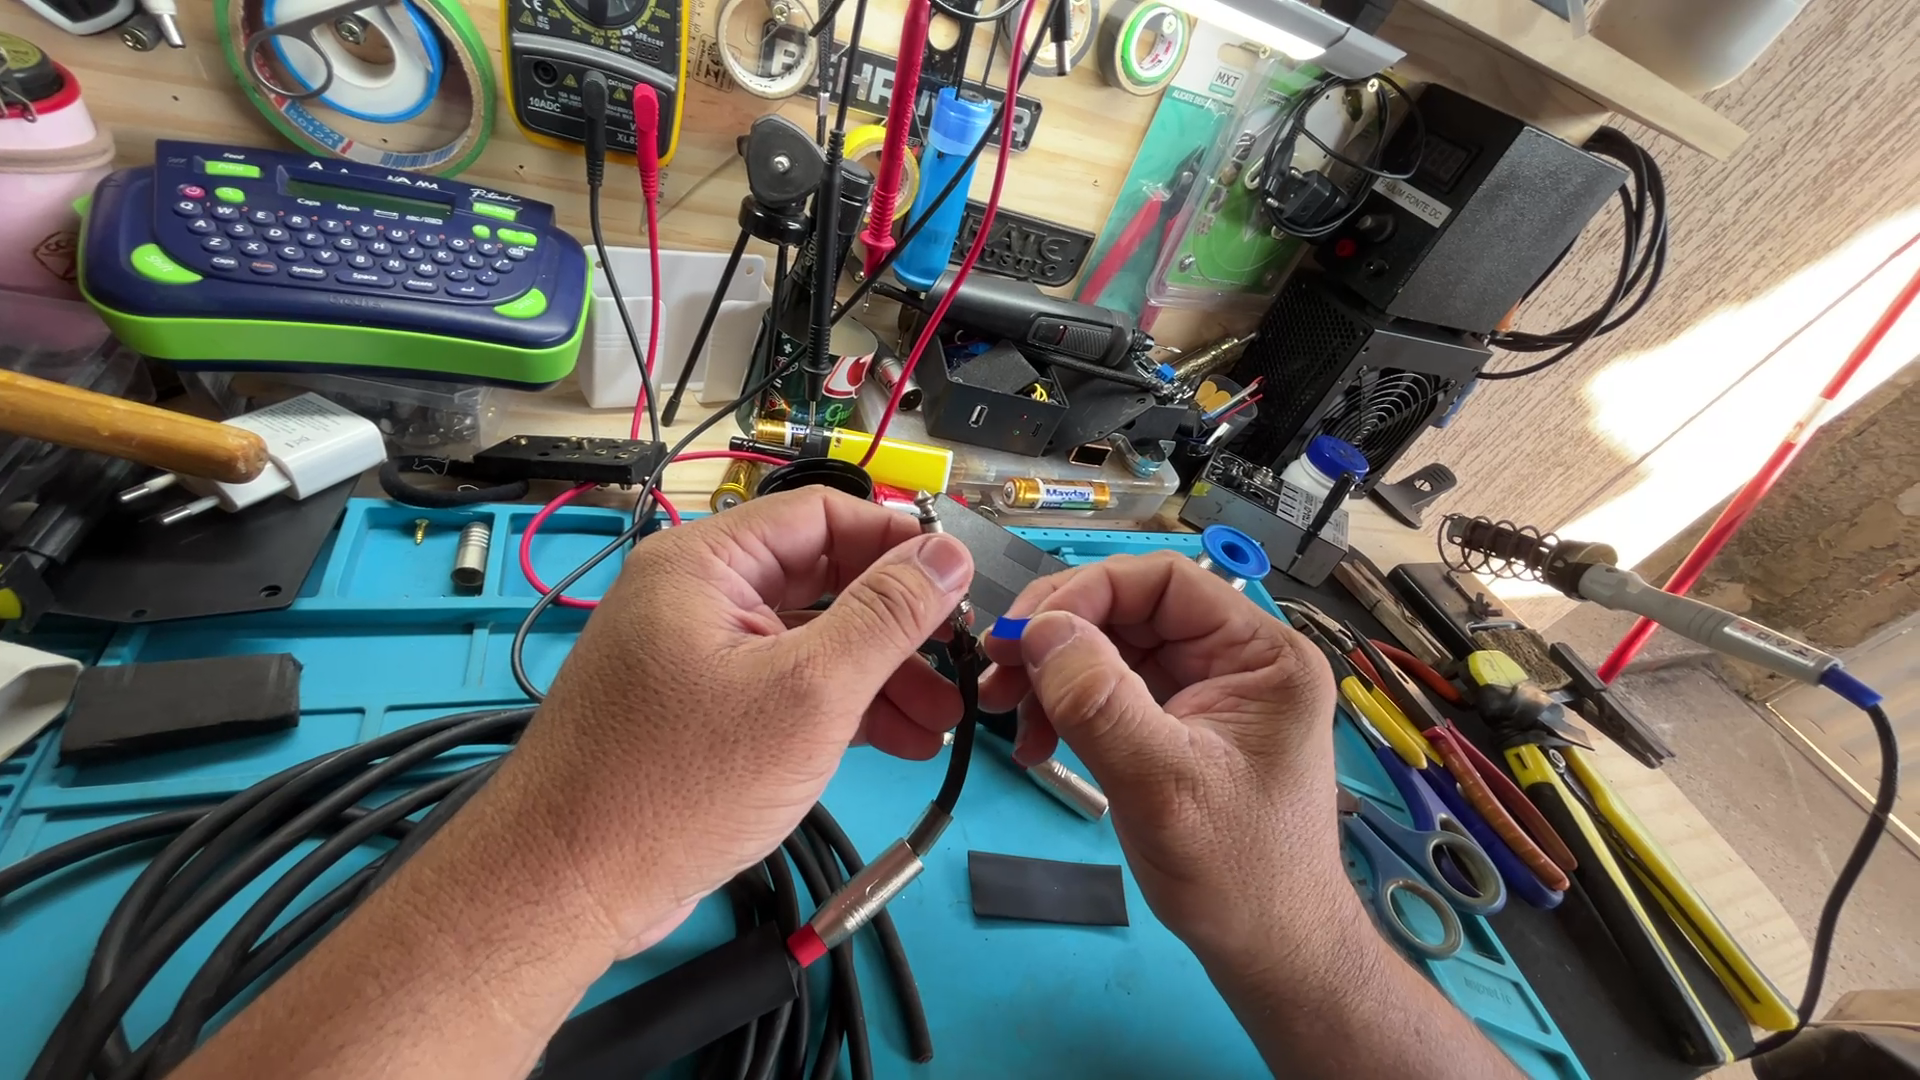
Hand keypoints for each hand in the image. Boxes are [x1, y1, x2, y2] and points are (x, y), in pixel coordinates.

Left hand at [495, 488, 974, 954]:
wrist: (564, 897)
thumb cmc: (681, 782)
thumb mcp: (808, 691)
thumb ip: (887, 615)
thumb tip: (948, 554)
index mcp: (709, 563)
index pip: (823, 517)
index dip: (898, 541)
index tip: (959, 578)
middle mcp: (705, 596)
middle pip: (827, 583)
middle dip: (900, 625)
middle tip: (960, 659)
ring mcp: (708, 655)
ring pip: (817, 641)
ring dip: (884, 676)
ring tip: (944, 719)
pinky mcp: (714, 708)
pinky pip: (795, 686)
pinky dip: (847, 708)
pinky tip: (902, 740)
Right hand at [979, 552, 1351, 962]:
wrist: (1267, 951)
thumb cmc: (1238, 873)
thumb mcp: (1163, 785)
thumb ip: (1099, 702)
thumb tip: (1037, 630)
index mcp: (1258, 652)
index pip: (1163, 581)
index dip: (1087, 592)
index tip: (1025, 632)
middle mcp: (1230, 656)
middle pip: (1127, 610)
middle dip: (1056, 636)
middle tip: (997, 669)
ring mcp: (1198, 686)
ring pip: (1105, 646)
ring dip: (1049, 673)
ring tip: (1005, 712)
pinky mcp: (1170, 718)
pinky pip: (1103, 687)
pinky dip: (1061, 706)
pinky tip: (1034, 742)